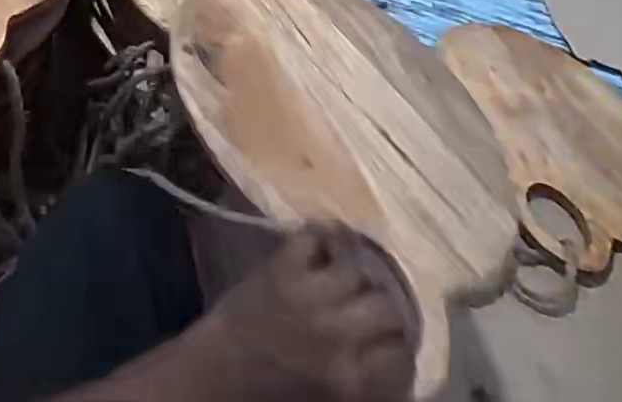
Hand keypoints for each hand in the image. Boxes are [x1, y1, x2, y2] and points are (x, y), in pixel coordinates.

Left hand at [187, 224, 413, 401]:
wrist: (216, 375)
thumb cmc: (275, 394)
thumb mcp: (333, 398)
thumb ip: (368, 376)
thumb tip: (400, 353)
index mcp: (352, 380)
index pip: (404, 351)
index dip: (405, 342)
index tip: (399, 337)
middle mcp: (337, 334)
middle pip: (388, 305)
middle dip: (387, 304)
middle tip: (378, 304)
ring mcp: (309, 294)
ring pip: (357, 269)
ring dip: (357, 271)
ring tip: (353, 273)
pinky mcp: (283, 265)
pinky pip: (317, 236)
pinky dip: (326, 235)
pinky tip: (330, 244)